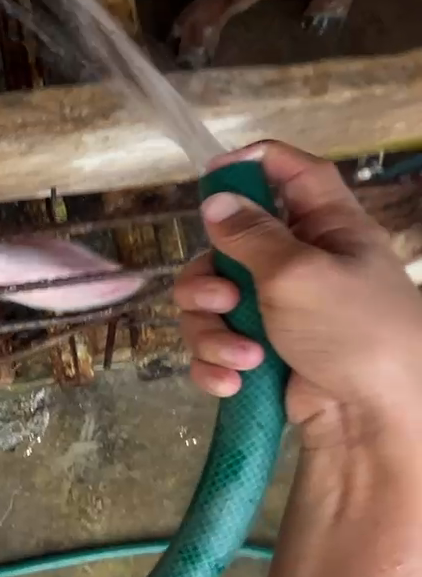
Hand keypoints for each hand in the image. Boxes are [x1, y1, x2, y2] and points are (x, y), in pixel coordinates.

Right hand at [175, 140, 421, 449]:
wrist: (372, 412)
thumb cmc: (354, 330)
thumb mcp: (298, 273)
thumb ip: (251, 237)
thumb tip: (215, 199)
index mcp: (327, 233)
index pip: (297, 177)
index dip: (257, 164)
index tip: (210, 170)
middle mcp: (296, 266)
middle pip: (222, 252)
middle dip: (204, 284)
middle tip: (220, 303)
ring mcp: (273, 310)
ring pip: (205, 307)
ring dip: (211, 335)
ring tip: (242, 357)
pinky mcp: (254, 348)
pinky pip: (208, 346)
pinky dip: (213, 365)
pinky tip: (234, 379)